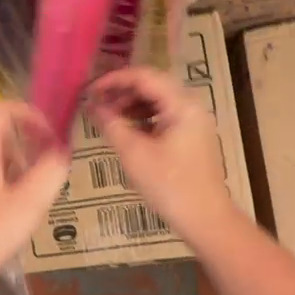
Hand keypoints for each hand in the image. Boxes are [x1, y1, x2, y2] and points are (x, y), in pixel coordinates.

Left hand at [0, 101, 70, 294]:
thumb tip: (60, 152)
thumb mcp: (30, 204)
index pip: (1, 111)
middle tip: (44, 176)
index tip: (48, 135)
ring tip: (28, 198)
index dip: (29, 114)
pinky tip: (4, 213)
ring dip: (11, 170)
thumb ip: (51, 172)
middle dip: (25, 149)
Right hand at [88, 66, 237, 244]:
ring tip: (107, 119)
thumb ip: (112, 125)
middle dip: (121, 92)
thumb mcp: (134, 154)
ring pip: (157, 101)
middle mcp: (191, 106)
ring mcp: (193, 121)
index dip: (114, 79)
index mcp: (181, 105)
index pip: (144, 76)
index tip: (90, 90)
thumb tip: (93, 106)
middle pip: (152, 86)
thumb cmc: (169, 185)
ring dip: (130, 105)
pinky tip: (125, 131)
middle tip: (96, 105)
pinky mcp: (190, 136)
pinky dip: (142, 118)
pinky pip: (163, 116)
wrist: (204, 217)